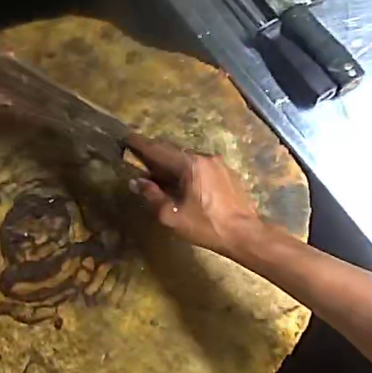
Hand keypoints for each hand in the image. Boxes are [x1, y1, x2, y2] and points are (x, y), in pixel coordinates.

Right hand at [124, 134, 270, 258]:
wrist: (245, 234)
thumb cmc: (207, 226)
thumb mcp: (172, 216)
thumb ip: (152, 196)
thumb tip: (136, 182)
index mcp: (189, 164)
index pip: (158, 150)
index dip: (140, 144)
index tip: (126, 138)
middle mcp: (204, 157)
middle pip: (173, 151)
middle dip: (155, 154)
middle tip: (139, 158)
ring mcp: (218, 164)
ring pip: (187, 158)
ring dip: (171, 164)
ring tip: (159, 174)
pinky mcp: (227, 172)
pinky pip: (200, 165)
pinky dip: (186, 169)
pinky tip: (183, 183)